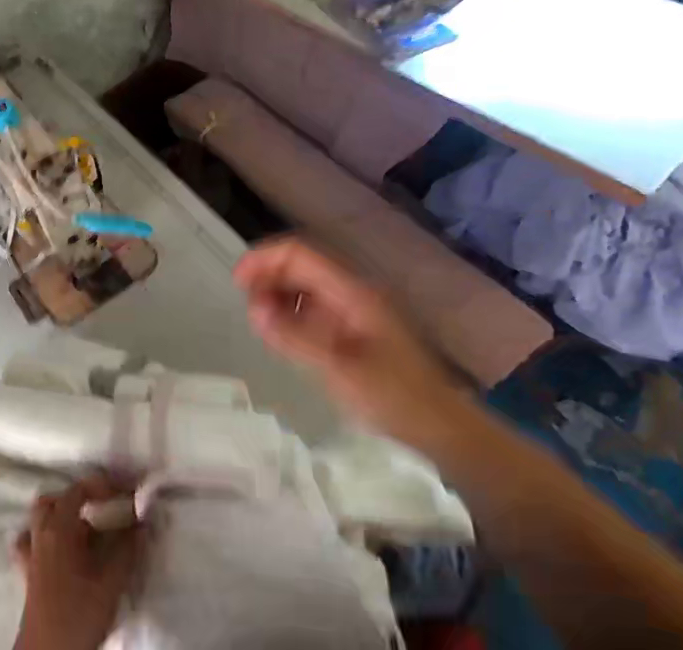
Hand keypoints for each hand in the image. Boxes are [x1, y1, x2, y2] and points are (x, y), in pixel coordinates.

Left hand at [13, 475, 145, 649]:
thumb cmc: (79, 613)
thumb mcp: (110, 583)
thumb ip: (127, 549)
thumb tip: (142, 522)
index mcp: (59, 528)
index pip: (78, 491)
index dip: (103, 485)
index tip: (126, 492)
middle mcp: (40, 532)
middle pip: (54, 499)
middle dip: (79, 496)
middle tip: (105, 507)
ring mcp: (30, 550)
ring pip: (42, 517)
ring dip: (63, 514)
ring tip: (88, 526)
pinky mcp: (27, 570)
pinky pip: (31, 539)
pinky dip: (46, 535)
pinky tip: (61, 548)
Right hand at [235, 239, 474, 449]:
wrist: (444, 429)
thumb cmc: (395, 397)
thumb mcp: (339, 368)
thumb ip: (294, 336)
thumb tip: (253, 308)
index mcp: (351, 291)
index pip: (299, 253)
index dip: (264, 259)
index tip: (237, 281)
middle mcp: (351, 292)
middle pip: (300, 265)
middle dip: (267, 275)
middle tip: (244, 303)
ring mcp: (353, 310)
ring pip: (305, 285)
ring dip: (277, 293)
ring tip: (258, 318)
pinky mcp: (353, 330)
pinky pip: (313, 307)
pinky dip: (290, 312)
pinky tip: (281, 333)